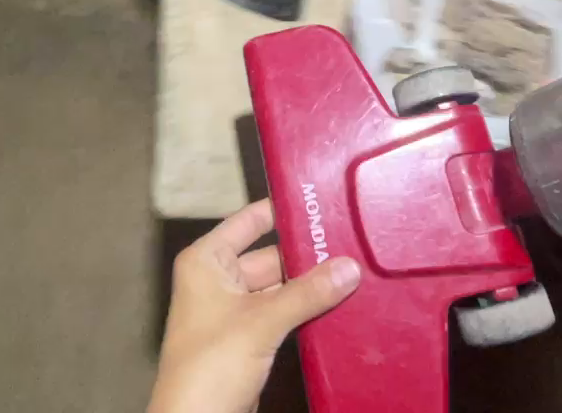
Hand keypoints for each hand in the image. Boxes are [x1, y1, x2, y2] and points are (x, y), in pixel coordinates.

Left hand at [147, 199, 362, 412]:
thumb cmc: (213, 363)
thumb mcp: (262, 322)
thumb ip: (307, 293)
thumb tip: (351, 267)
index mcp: (208, 260)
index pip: (249, 221)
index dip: (281, 209)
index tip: (319, 198)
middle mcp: (218, 278)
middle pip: (270, 255)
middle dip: (307, 254)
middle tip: (351, 241)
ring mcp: (233, 311)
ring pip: (279, 288)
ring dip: (310, 285)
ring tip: (354, 268)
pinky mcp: (248, 341)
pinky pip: (281, 314)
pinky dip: (305, 310)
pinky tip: (339, 303)